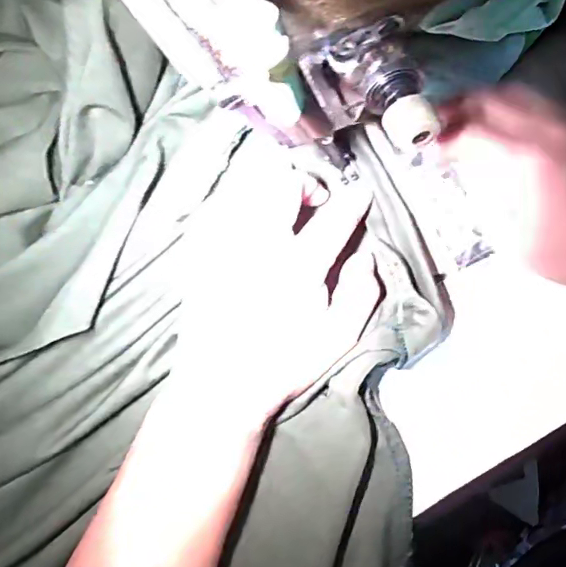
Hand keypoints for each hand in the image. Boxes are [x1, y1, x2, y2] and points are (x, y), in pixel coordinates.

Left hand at [169, 139, 380, 421]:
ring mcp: (223, 245)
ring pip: (248, 186)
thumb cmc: (283, 363)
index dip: (353, 200)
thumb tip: (366, 256)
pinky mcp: (199, 252)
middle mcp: (258, 246)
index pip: (333, 218)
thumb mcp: (339, 338)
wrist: (218, 385)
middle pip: (281, 183)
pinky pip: (221, 206)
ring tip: (286, 207)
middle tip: (317, 200)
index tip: (361, 192)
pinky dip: (243, 202)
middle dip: (306, 181)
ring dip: (273, 187)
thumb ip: (362, 293)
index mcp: (298, 268)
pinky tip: (253, 223)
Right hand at [439, 85, 565, 298]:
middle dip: (457, 108)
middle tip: (435, 124)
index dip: (443, 137)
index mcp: (528, 158)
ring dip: (483, 102)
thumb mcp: (520, 242)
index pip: (471, 132)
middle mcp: (546, 129)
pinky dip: (509, 106)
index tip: (424, 147)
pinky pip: (536, 102)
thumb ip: (493, 201)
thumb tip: (475, 178)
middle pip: (490, 99)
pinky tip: (500, 126)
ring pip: (514, 93)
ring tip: (462, 121)